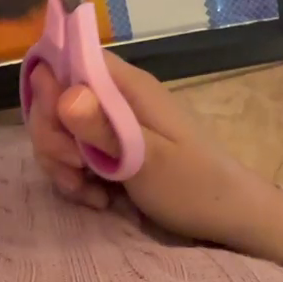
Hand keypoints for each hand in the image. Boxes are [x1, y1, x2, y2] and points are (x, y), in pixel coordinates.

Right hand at [26, 54, 282, 262]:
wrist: (232, 220)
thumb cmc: (196, 186)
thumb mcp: (149, 159)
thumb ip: (103, 127)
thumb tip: (64, 93)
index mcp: (127, 86)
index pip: (70, 61)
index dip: (51, 89)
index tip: (58, 129)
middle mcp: (116, 98)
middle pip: (56, 99)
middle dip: (52, 136)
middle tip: (73, 168)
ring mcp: (112, 125)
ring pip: (60, 131)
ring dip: (60, 163)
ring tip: (84, 191)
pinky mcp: (110, 152)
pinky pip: (73, 156)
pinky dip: (74, 177)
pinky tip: (94, 198)